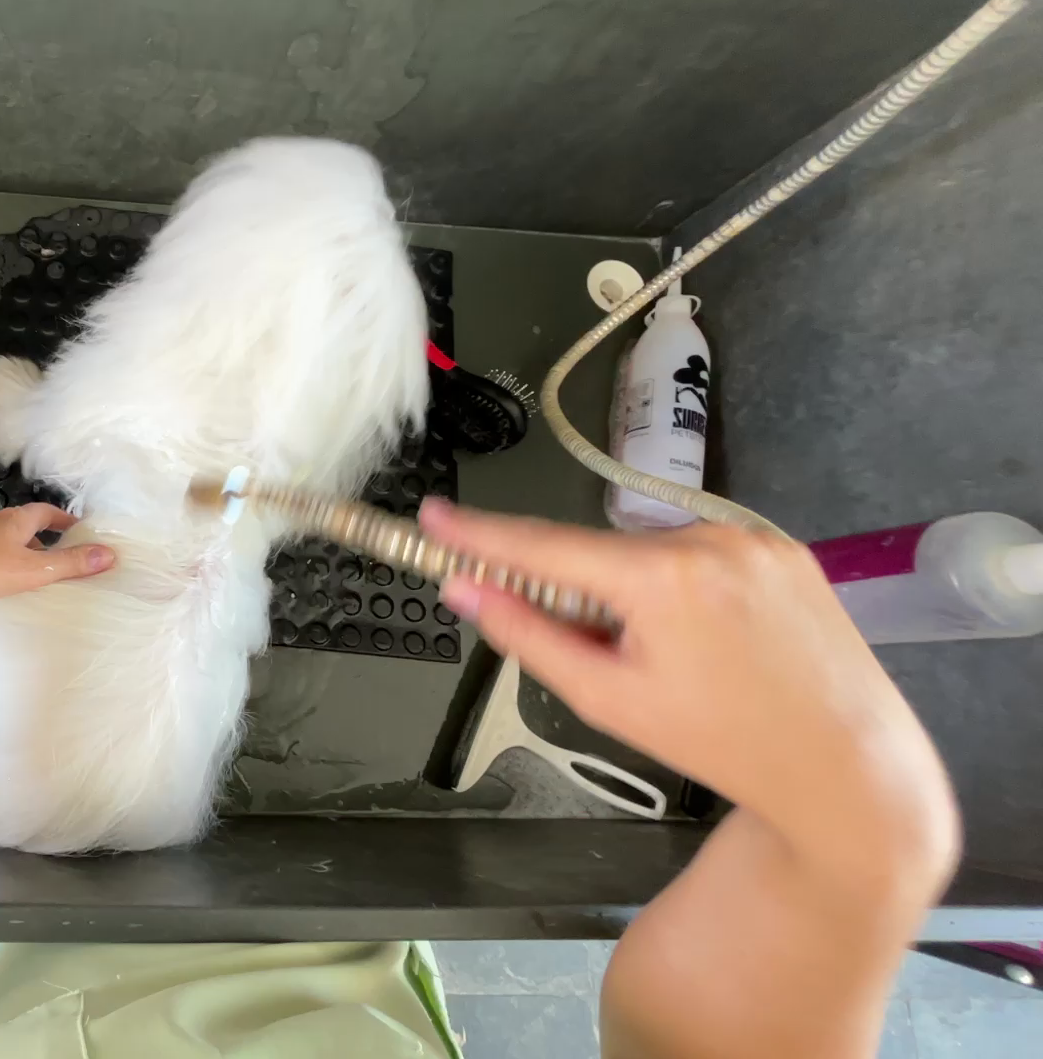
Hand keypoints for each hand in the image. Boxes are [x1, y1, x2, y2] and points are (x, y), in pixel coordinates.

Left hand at [0, 504, 114, 610]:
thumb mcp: (30, 571)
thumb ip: (68, 564)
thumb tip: (109, 554)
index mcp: (15, 520)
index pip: (47, 512)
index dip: (65, 521)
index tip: (80, 531)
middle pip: (23, 523)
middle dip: (42, 537)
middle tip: (58, 556)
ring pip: (1, 537)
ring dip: (18, 549)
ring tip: (28, 572)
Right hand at [421, 499, 956, 881]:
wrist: (852, 768)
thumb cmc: (716, 741)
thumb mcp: (603, 696)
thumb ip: (524, 633)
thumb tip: (462, 588)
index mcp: (662, 578)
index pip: (540, 545)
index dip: (476, 532)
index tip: (430, 514)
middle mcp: (708, 538)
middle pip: (590, 551)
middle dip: (568, 589)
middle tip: (589, 648)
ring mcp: (750, 536)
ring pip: (636, 552)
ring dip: (617, 588)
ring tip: (655, 652)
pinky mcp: (778, 545)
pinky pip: (683, 551)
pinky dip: (661, 581)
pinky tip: (693, 632)